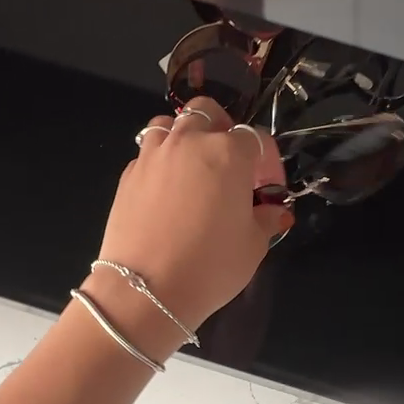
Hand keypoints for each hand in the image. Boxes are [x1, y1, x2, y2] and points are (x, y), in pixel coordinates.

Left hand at [85, 97, 290, 359]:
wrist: (146, 289)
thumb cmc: (211, 266)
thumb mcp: (253, 246)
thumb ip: (266, 220)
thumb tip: (275, 211)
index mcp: (228, 153)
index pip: (257, 140)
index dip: (269, 163)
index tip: (270, 192)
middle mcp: (189, 142)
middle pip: (209, 114)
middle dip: (225, 131)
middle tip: (232, 166)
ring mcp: (154, 155)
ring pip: (172, 124)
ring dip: (188, 138)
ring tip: (195, 169)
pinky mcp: (128, 175)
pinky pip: (149, 152)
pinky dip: (163, 161)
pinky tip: (169, 191)